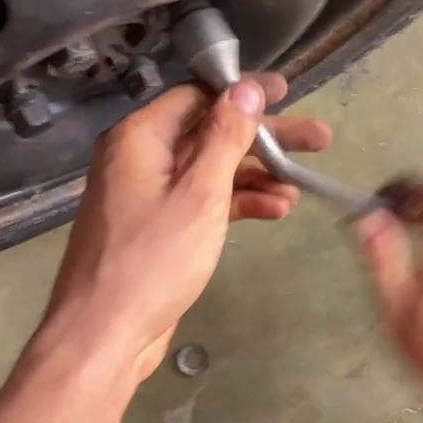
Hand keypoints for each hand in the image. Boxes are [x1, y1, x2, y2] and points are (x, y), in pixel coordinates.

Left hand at [39, 73, 331, 379]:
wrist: (105, 335)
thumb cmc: (152, 260)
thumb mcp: (199, 194)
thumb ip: (226, 137)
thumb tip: (247, 87)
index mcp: (140, 138)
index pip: (198, 95)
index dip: (244, 92)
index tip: (288, 93)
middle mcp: (140, 158)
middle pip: (210, 132)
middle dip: (264, 138)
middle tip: (318, 140)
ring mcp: (148, 194)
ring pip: (210, 169)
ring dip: (256, 175)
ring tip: (300, 186)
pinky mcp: (159, 227)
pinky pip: (202, 200)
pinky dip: (236, 202)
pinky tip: (275, 211)